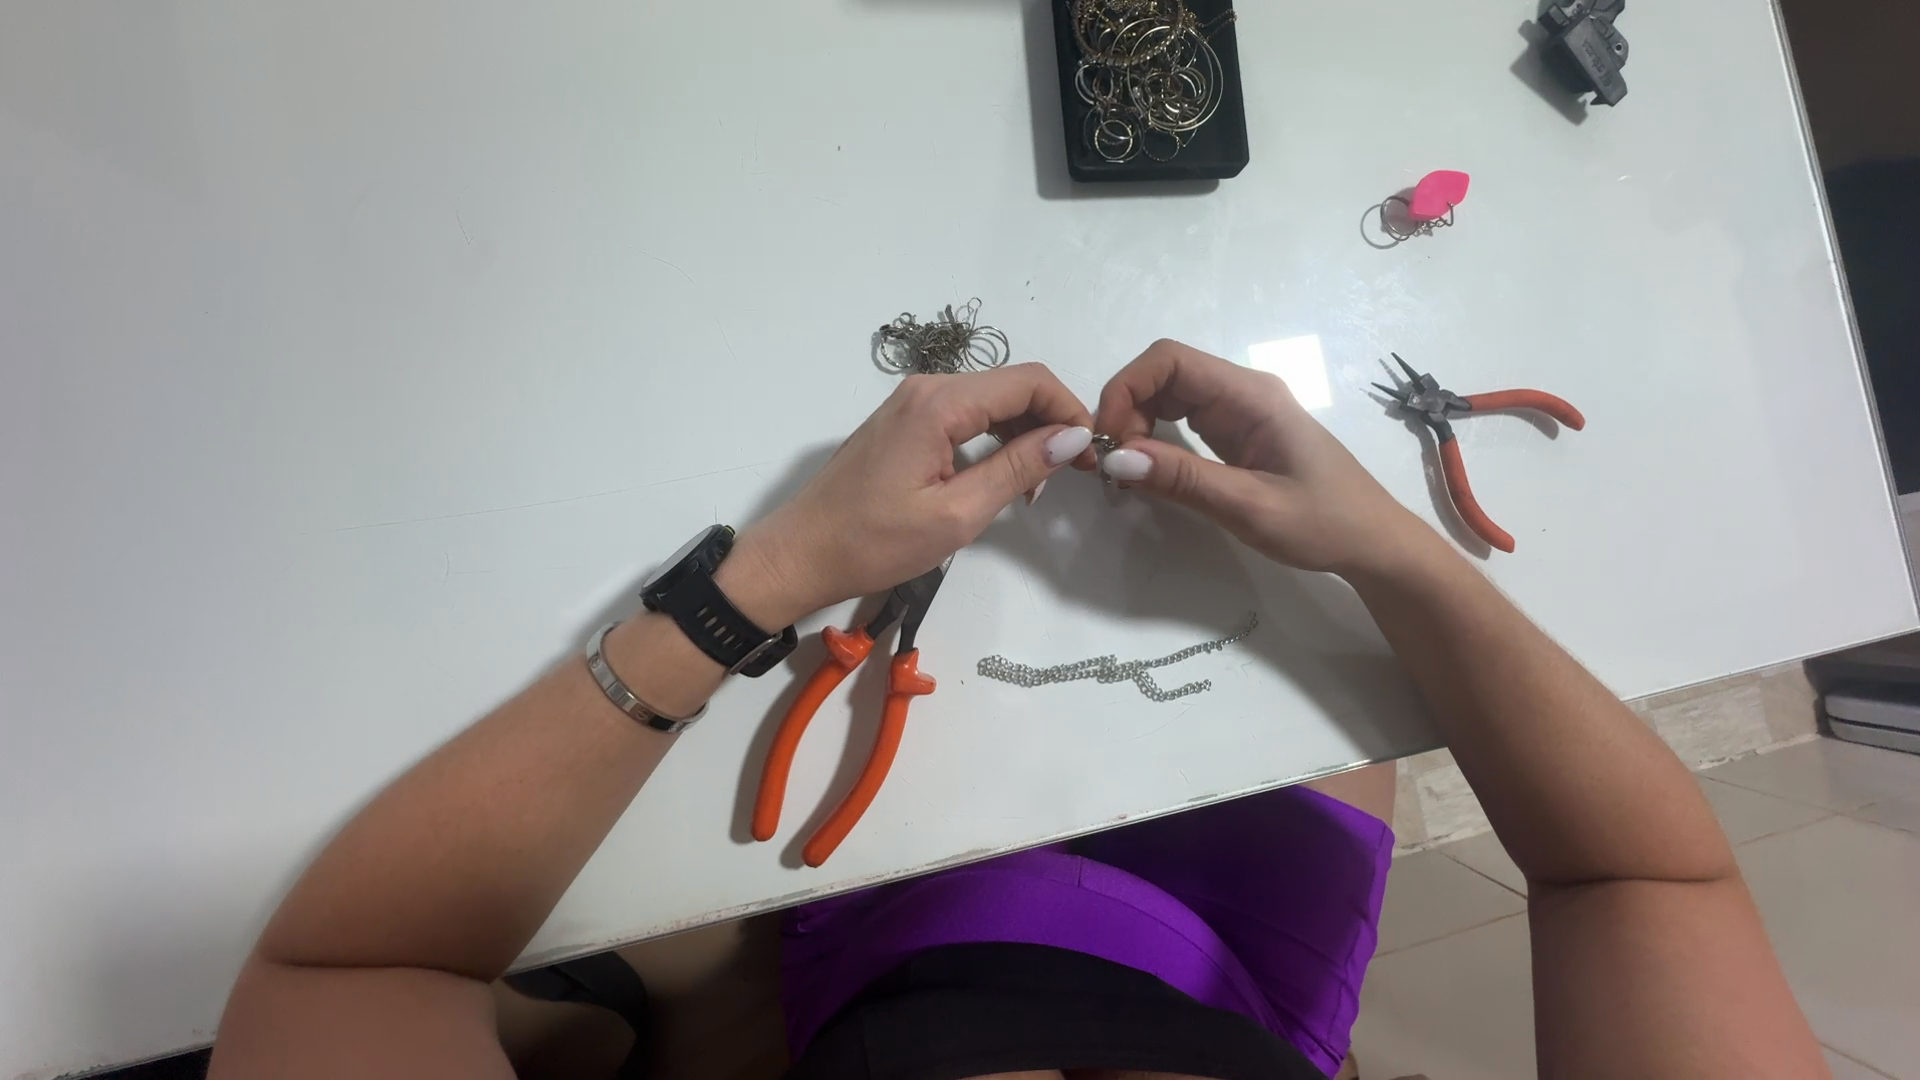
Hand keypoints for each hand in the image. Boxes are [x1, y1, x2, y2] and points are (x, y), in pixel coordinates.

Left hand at [722, 364, 1095, 624]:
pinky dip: (992, 440)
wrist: (801, 554)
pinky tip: (999, 477)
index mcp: (940, 403)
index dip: (1069, 411)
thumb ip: (1016, 468)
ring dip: (1022, 434)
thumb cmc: (874, 542)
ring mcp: (911, 403)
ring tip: (1032, 487)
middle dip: (1049, 423)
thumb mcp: (956, 514)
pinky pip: (964, 417)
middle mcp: (926, 388)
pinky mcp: (904, 423)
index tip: (1088, 456)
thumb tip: (1071, 436)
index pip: (1028, 381)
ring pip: (989, 401)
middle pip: (1010, 386)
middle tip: (1066, 477)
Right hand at [1094, 339, 1425, 574]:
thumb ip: (1182, 479)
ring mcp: (1237, 410)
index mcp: (1251, 395)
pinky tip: (1146, 467)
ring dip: (1135, 423)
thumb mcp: (1248, 506)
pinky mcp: (1232, 432)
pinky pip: (1179, 418)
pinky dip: (1152, 437)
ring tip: (1125, 468)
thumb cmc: (1322, 523)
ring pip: (1166, 395)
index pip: (1169, 360)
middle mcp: (1241, 392)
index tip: (1107, 439)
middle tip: (1112, 462)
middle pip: (1163, 373)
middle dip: (1125, 408)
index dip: (1126, 388)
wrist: (1371, 542)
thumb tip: (1115, 458)